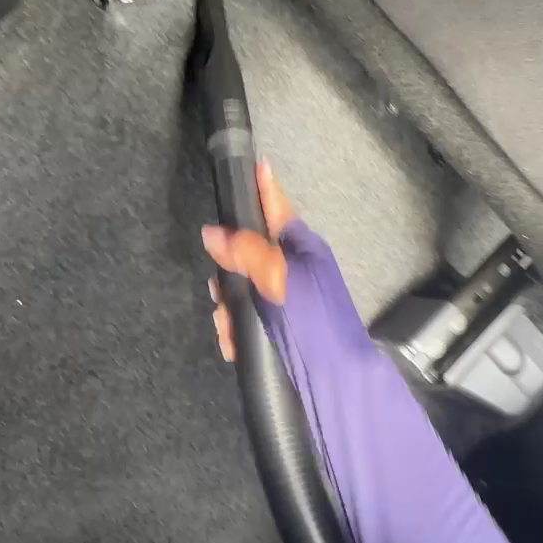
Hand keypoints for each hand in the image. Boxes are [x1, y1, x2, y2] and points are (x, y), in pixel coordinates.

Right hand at [200, 161, 295, 360]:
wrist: (330, 379)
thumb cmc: (310, 319)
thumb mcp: (278, 277)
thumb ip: (245, 251)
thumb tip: (211, 232)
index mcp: (299, 249)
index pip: (276, 207)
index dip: (263, 187)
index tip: (254, 163)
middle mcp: (290, 270)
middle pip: (246, 254)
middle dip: (227, 273)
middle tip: (221, 290)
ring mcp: (281, 301)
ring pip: (239, 291)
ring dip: (228, 309)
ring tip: (230, 326)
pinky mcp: (273, 329)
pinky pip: (243, 320)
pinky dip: (234, 331)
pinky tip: (235, 343)